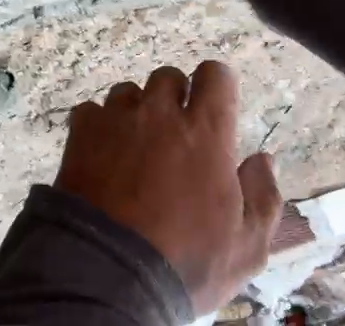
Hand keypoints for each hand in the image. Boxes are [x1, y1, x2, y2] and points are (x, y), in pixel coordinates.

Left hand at [52, 61, 282, 314]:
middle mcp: (158, 113)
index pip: (215, 76)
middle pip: (168, 77)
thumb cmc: (185, 261)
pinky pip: (93, 110)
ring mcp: (116, 117)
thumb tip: (263, 158)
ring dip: (137, 111)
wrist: (108, 269)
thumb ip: (263, 196)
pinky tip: (105, 156)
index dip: (218, 85)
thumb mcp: (247, 247)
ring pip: (129, 91)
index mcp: (205, 133)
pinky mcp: (81, 129)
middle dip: (176, 98)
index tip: (216, 105)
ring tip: (138, 149)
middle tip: (178, 136)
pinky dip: (101, 126)